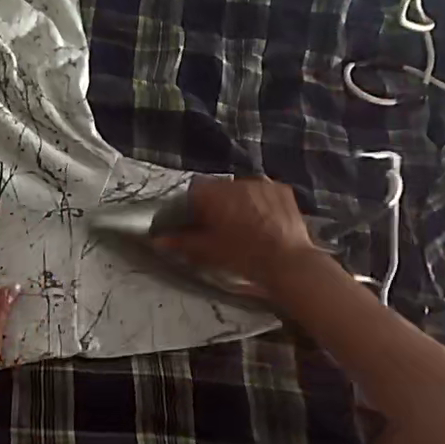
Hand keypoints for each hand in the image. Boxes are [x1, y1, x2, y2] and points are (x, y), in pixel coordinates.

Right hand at [153, 176, 326, 292]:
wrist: (286, 262)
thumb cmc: (243, 256)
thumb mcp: (208, 251)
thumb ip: (180, 242)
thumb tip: (158, 240)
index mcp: (214, 193)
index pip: (194, 190)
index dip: (193, 206)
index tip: (196, 221)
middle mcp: (236, 181)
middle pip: (218, 188)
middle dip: (217, 203)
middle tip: (220, 227)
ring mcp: (261, 184)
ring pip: (242, 189)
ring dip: (239, 202)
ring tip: (244, 226)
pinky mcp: (282, 190)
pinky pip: (264, 192)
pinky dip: (261, 203)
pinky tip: (263, 222)